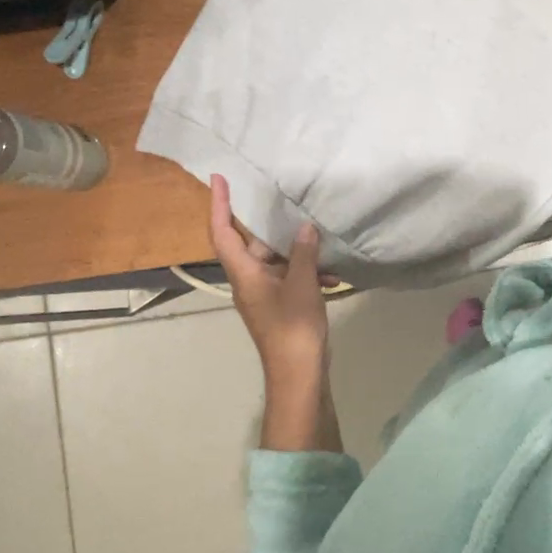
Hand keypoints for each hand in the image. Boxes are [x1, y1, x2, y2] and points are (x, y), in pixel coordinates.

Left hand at [208, 175, 329, 395]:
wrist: (299, 373)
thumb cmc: (294, 327)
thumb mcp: (302, 284)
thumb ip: (303, 253)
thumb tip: (304, 228)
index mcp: (244, 274)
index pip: (223, 233)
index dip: (219, 205)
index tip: (220, 179)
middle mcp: (248, 282)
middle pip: (254, 245)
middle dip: (274, 229)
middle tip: (290, 205)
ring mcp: (264, 295)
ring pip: (277, 262)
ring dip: (299, 254)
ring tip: (323, 246)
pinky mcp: (280, 306)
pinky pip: (290, 279)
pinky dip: (308, 274)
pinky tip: (332, 276)